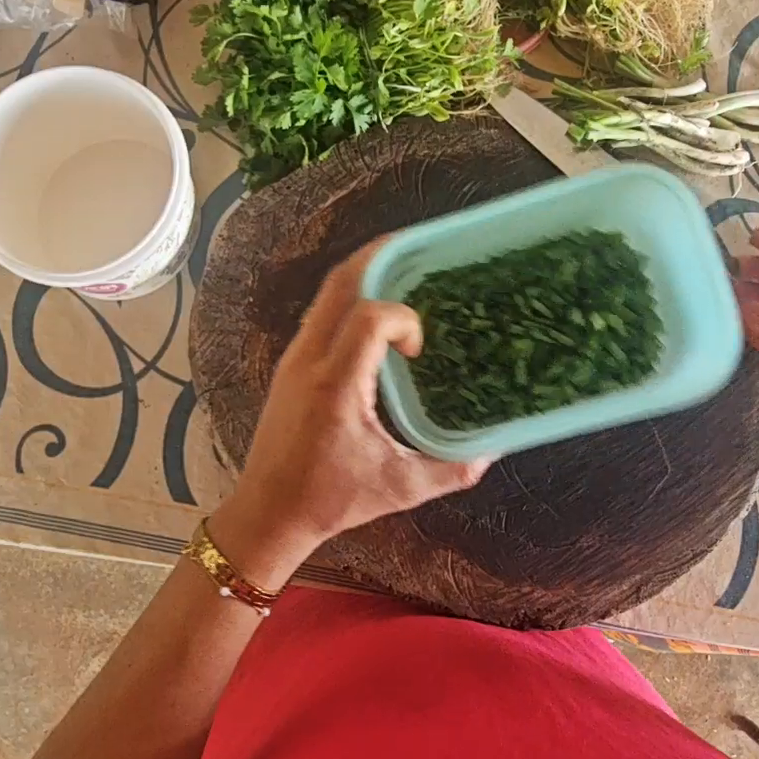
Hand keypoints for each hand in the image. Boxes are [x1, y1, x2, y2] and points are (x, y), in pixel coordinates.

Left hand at [210, 239, 491, 584]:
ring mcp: (293, 359)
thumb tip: (491, 452)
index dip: (402, 318)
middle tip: (415, 246)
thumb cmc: (330, 501)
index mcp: (335, 385)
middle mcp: (309, 361)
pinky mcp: (288, 366)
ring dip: (361, 275)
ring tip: (398, 268)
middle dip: (378, 258)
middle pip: (339, 285)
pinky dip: (346, 299)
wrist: (268, 512)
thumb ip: (450, 470)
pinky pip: (318, 314)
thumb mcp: (398, 488)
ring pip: (325, 295)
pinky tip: (371, 310)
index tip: (419, 350)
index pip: (369, 316)